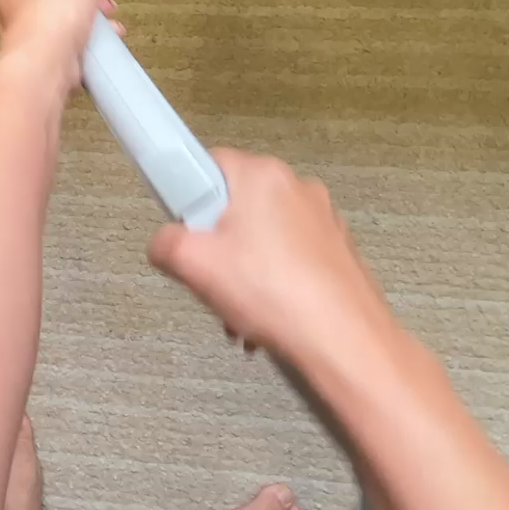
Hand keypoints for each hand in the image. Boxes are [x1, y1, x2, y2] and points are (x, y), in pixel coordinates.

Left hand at [0, 0, 116, 89]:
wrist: (48, 62)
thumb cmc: (53, 7)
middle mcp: (8, 6)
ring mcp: (23, 34)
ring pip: (53, 16)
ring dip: (82, 14)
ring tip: (107, 15)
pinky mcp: (39, 57)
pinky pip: (64, 42)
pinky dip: (86, 38)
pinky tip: (110, 37)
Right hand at [147, 149, 397, 364]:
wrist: (345, 344)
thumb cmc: (272, 293)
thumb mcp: (193, 265)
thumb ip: (164, 243)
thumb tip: (163, 243)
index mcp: (261, 175)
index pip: (209, 164)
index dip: (188, 196)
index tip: (184, 229)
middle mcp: (296, 187)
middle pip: (234, 205)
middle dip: (215, 244)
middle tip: (208, 276)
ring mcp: (323, 219)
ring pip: (261, 236)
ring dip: (241, 269)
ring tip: (237, 310)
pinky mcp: (338, 250)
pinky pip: (289, 257)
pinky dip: (272, 281)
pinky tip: (265, 317)